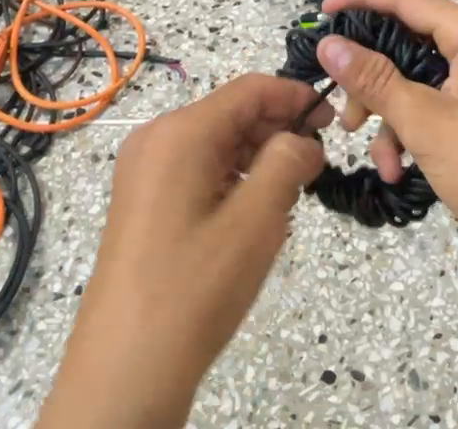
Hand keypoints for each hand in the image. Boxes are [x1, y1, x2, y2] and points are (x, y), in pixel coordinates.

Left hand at [36, 75, 330, 428]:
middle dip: (278, 131)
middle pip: (231, 113)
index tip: (333, 122)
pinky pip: (198, 169)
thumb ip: (288, 162)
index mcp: (180, 133)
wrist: (124, 369)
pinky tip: (253, 216)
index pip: (250, 89)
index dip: (296, 96)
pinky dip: (232, 179)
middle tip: (315, 167)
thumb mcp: (256, 221)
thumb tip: (304, 139)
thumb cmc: (194, 288)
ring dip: (258, 158)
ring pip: (217, 143)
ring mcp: (143, 171)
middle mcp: (155, 139)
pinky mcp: (142, 201)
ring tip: (288, 198)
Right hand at [316, 0, 457, 294]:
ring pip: (414, 81)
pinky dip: (409, 133)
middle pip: (408, 42)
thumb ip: (372, 78)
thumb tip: (328, 42)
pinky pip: (430, 109)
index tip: (321, 10)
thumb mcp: (422, 120)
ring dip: (388, 116)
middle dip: (371, 77)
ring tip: (379, 155)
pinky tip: (397, 170)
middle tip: (344, 109)